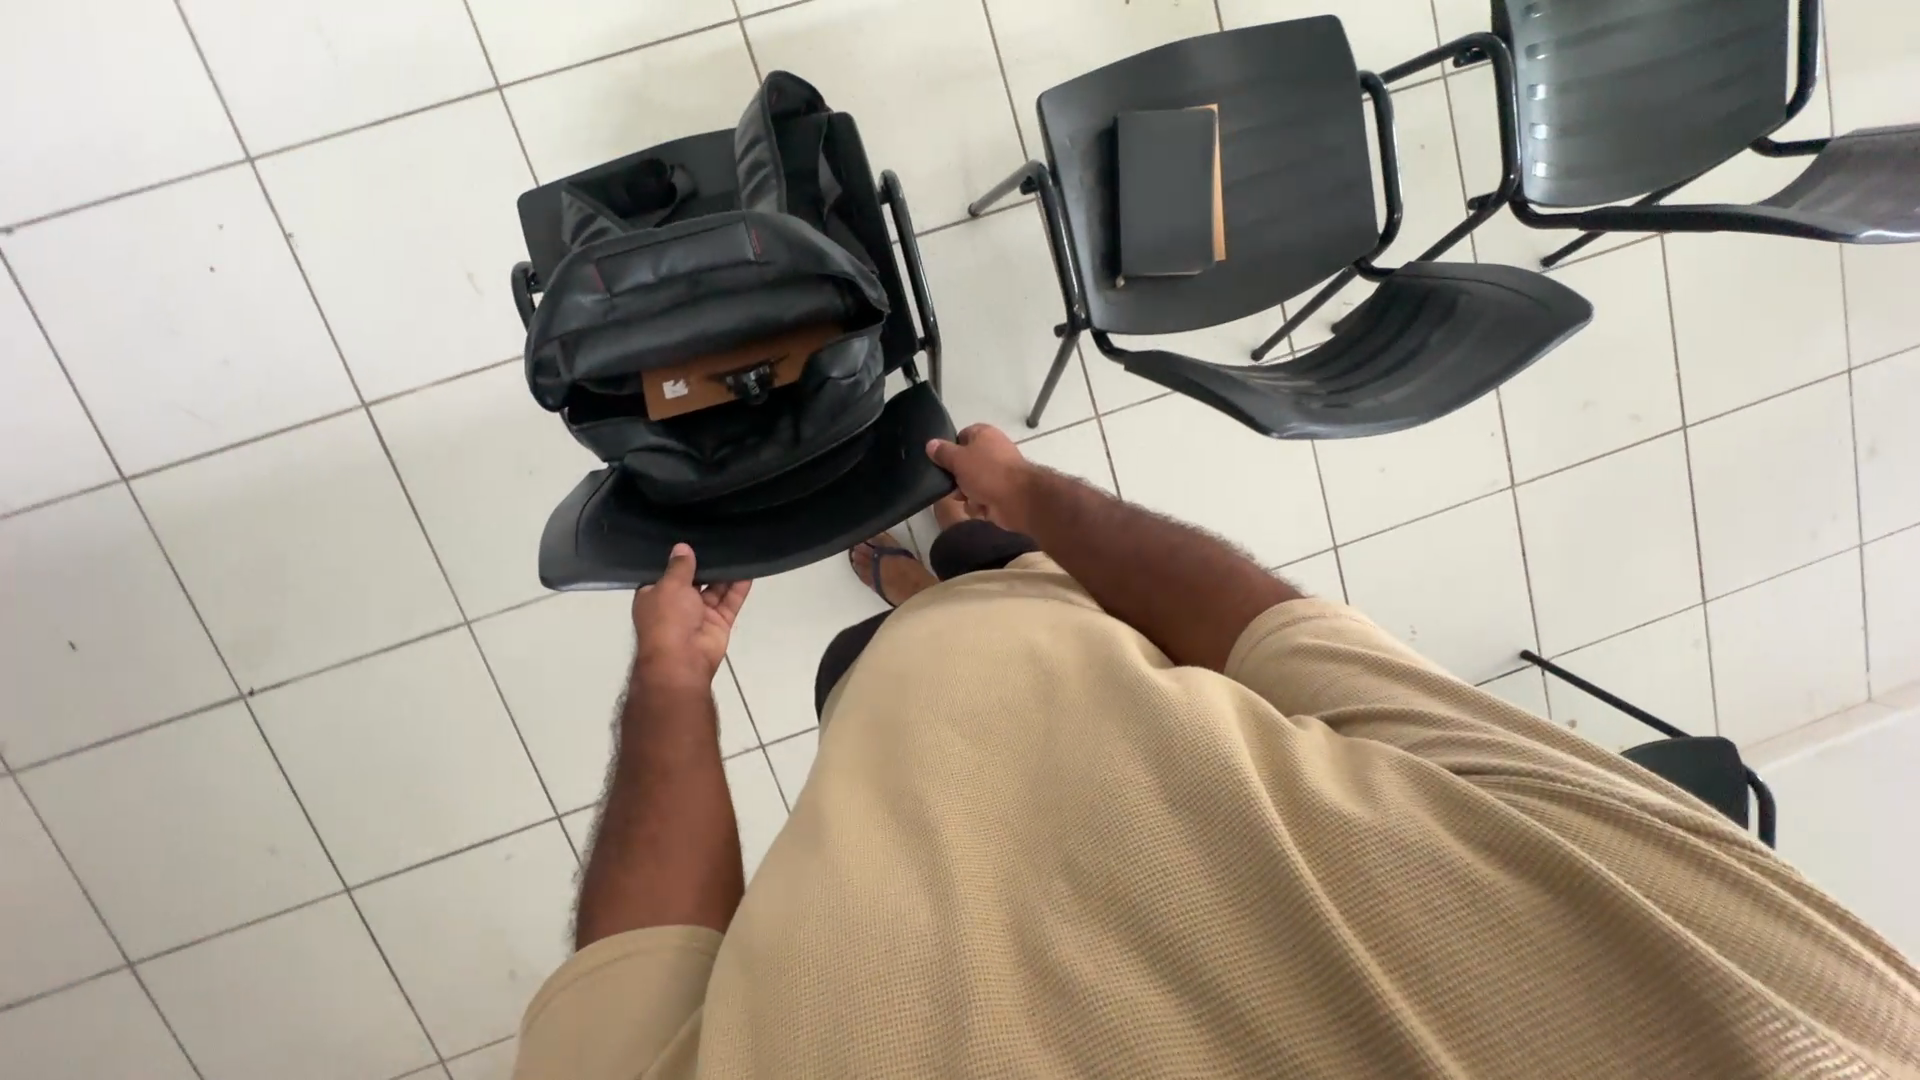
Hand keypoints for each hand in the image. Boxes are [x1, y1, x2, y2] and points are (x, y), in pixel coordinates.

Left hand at [630, 544, 750, 691]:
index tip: (690, 539)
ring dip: (725, 573)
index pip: (667, 573)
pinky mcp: (720, 622)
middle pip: (694, 580)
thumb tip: (682, 547)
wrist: (682, 660)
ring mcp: (700, 614)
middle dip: (705, 564)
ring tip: (737, 548)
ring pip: (715, 589)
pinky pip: (730, 601)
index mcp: (656, 596)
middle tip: (720, 538)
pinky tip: (748, 570)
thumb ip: (679, 566)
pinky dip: (739, 587)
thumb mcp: (669, 586)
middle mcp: (677, 604)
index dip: (678, 559)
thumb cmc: (666, 619)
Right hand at [926, 424, 1039, 532]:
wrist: (1018, 500)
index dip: (950, 449)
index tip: (941, 462)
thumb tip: (930, 444)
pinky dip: (979, 504)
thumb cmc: (987, 472)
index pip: (962, 436)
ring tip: (965, 499)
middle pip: (965, 463)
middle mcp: (993, 451)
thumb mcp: (958, 459)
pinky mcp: (1002, 493)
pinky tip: (979, 508)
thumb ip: (942, 452)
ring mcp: (999, 473)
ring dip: (966, 494)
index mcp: (985, 435)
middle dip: (956, 477)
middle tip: (950, 485)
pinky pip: (982, 498)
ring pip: (972, 483)